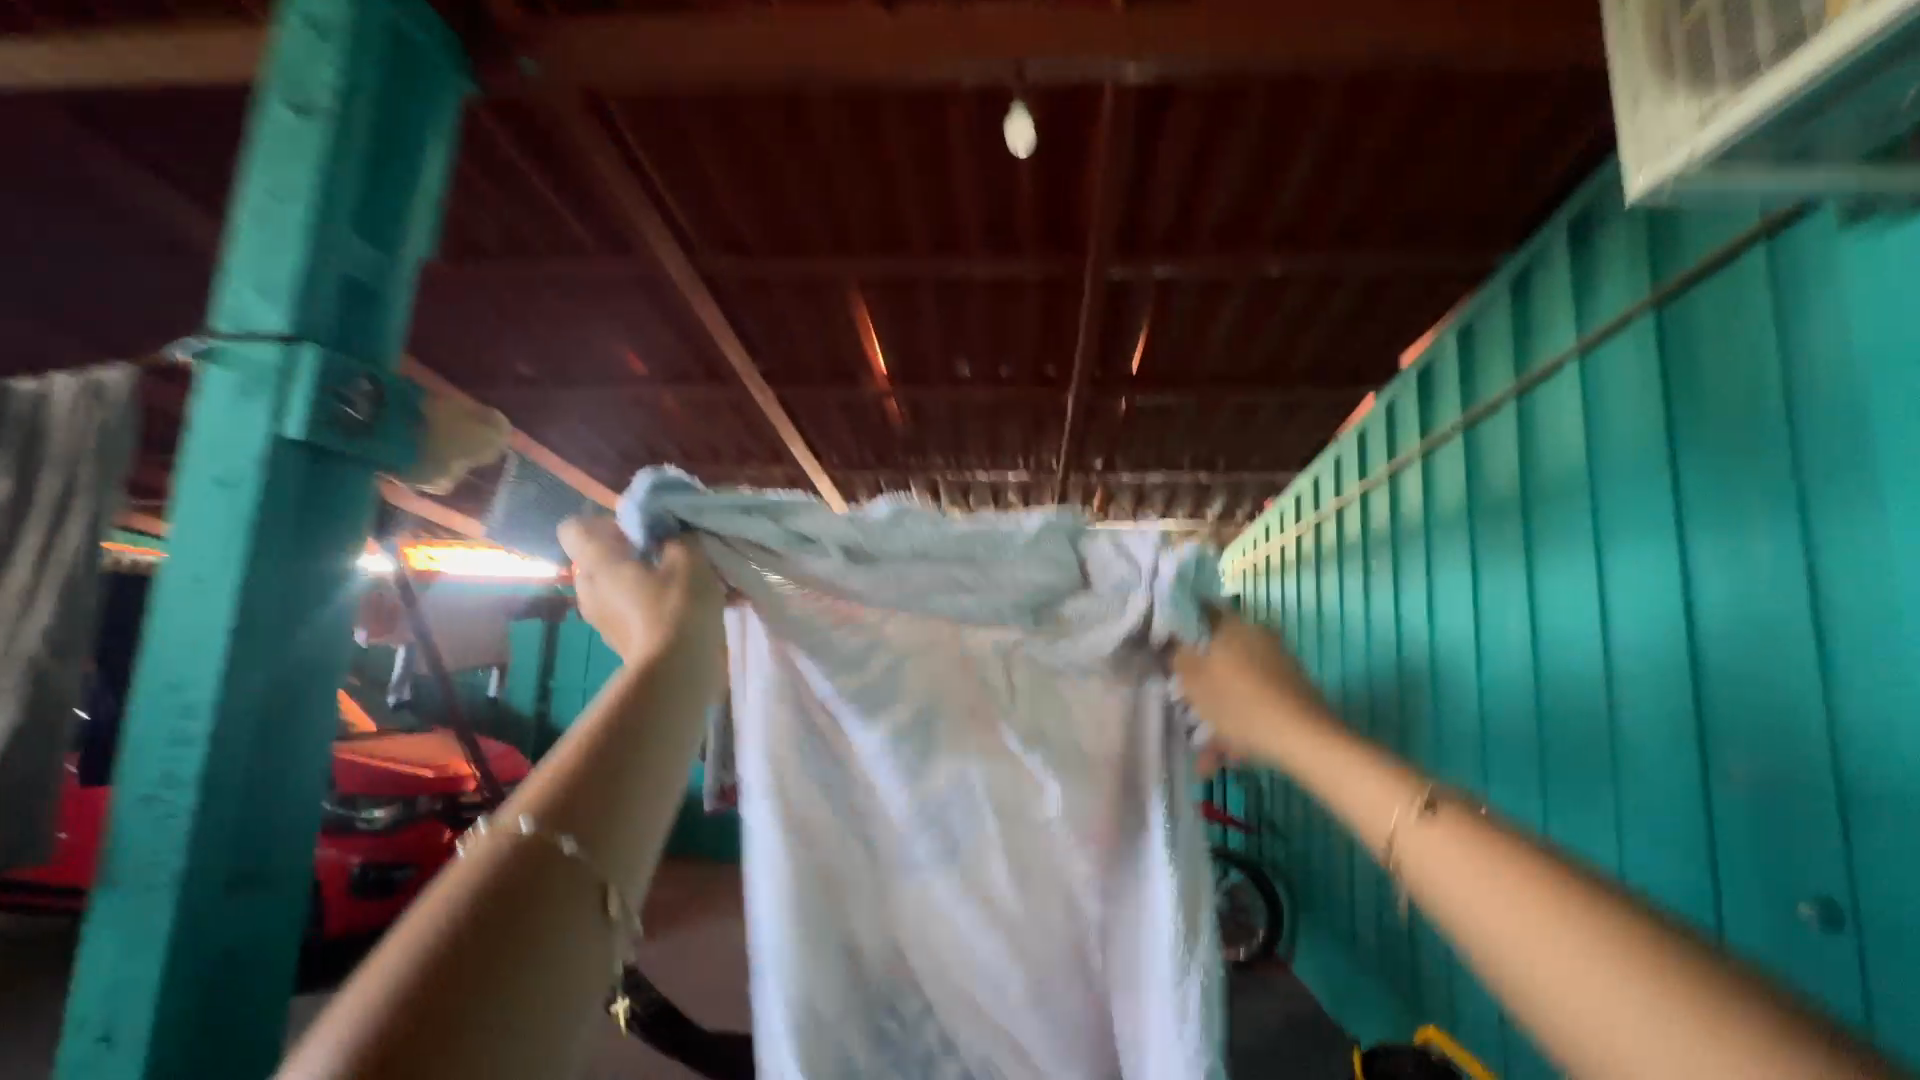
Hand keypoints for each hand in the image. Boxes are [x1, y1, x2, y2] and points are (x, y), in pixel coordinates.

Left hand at [558, 516, 723, 664]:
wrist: (678, 673)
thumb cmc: (678, 608)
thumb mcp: (690, 559)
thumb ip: (678, 537)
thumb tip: (672, 535)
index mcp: (597, 563)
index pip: (574, 527)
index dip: (604, 521)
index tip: (639, 528)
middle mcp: (589, 588)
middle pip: (598, 557)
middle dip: (630, 551)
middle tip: (666, 553)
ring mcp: (600, 618)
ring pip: (615, 584)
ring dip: (643, 579)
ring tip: (682, 583)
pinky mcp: (618, 640)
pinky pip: (628, 608)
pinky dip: (650, 603)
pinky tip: (687, 609)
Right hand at [1172, 612, 1335, 765]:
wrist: (1304, 739)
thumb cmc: (1239, 703)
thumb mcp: (1193, 680)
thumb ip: (1178, 656)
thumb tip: (1173, 643)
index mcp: (1233, 625)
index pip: (1200, 612)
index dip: (1180, 629)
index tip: (1167, 651)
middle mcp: (1258, 637)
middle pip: (1218, 654)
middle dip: (1201, 684)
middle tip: (1186, 706)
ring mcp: (1278, 665)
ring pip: (1237, 685)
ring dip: (1220, 715)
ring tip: (1208, 753)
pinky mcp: (1291, 692)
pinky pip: (1256, 703)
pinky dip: (1242, 725)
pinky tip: (1231, 755)